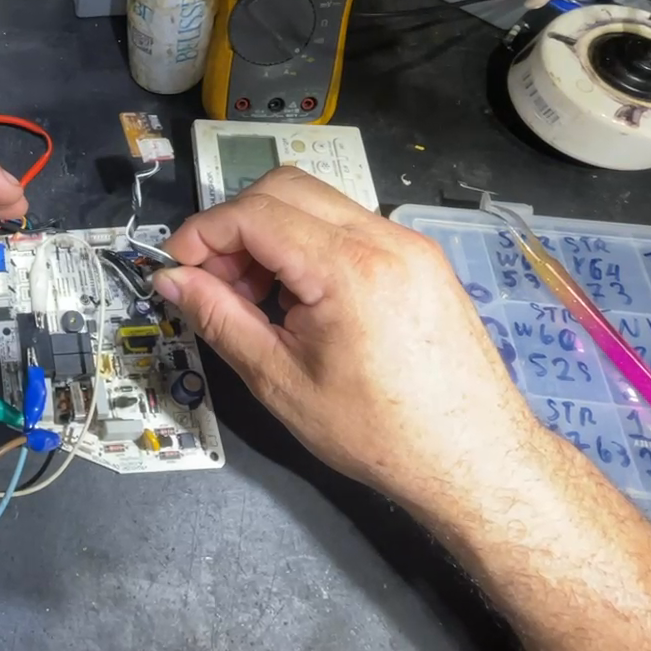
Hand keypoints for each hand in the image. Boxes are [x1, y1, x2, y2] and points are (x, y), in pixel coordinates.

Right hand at [154, 168, 541, 511]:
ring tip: (253, 290)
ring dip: (265, 229)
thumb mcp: (278, 380)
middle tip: (214, 278)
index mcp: (348, 269)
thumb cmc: (378, 432)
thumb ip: (217, 317)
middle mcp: (382, 238)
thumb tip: (168, 279)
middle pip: (280, 187)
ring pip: (310, 197)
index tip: (176, 268)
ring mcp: (406, 241)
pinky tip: (294, 292)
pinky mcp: (416, 255)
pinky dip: (300, 239)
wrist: (482, 463)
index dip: (201, 233)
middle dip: (231, 224)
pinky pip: (340, 221)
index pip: (251, 214)